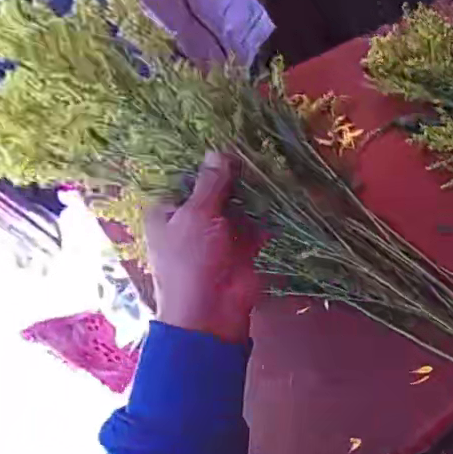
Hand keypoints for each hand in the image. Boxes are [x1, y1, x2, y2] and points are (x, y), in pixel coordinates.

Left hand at [144, 150, 264, 343]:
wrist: (211, 309)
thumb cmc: (191, 259)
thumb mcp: (196, 216)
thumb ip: (211, 185)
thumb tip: (218, 152)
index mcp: (168, 210)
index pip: (186, 179)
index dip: (207, 163)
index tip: (232, 145)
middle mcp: (192, 220)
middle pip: (216, 192)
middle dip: (237, 179)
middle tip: (261, 155)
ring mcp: (218, 235)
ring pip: (239, 208)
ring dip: (256, 196)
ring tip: (277, 172)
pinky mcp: (242, 248)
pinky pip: (257, 227)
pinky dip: (269, 217)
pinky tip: (284, 200)